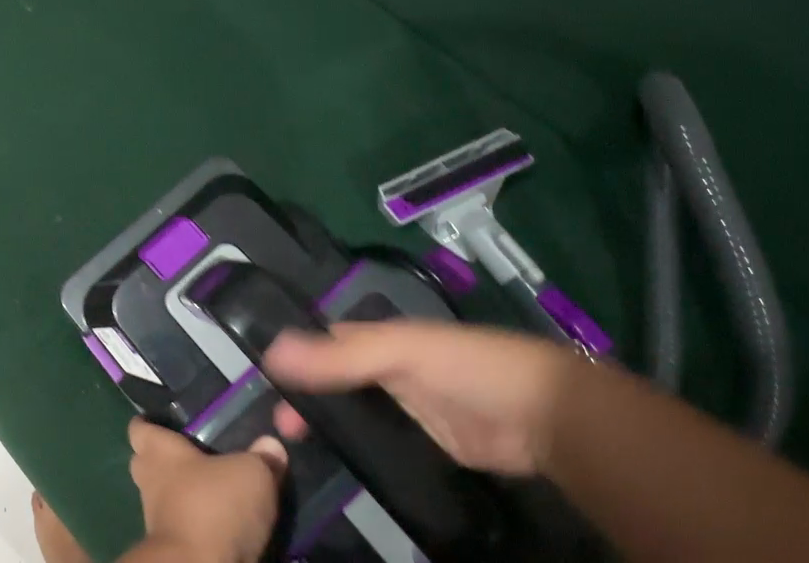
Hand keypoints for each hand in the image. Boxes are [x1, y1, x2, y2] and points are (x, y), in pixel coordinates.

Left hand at [126, 419, 287, 562]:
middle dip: (171, 461)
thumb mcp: (251, 474)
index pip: (139, 428)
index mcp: (157, 450)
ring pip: (167, 497)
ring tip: (221, 490)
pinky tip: (225, 522)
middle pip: (149, 463)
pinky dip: (200, 523)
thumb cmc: (214, 507)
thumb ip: (261, 457)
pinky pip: (184, 525)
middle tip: (202, 455)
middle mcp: (149, 480)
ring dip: (187, 495)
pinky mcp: (174, 548)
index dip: (153, 423)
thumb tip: (270, 445)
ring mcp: (157, 518)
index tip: (171, 422)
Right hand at [264, 320, 576, 475]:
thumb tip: (271, 350)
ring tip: (296, 451)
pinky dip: (358, 454)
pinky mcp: (425, 447)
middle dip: (306, 403)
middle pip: (335, 386)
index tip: (261, 383)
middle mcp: (388, 373)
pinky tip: (336, 467)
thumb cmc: (469, 366)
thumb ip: (340, 356)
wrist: (547, 418)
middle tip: (280, 431)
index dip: (293, 361)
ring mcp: (407, 412)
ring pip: (355, 418)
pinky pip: (381, 448)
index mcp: (378, 341)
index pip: (324, 346)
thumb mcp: (401, 351)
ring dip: (328, 430)